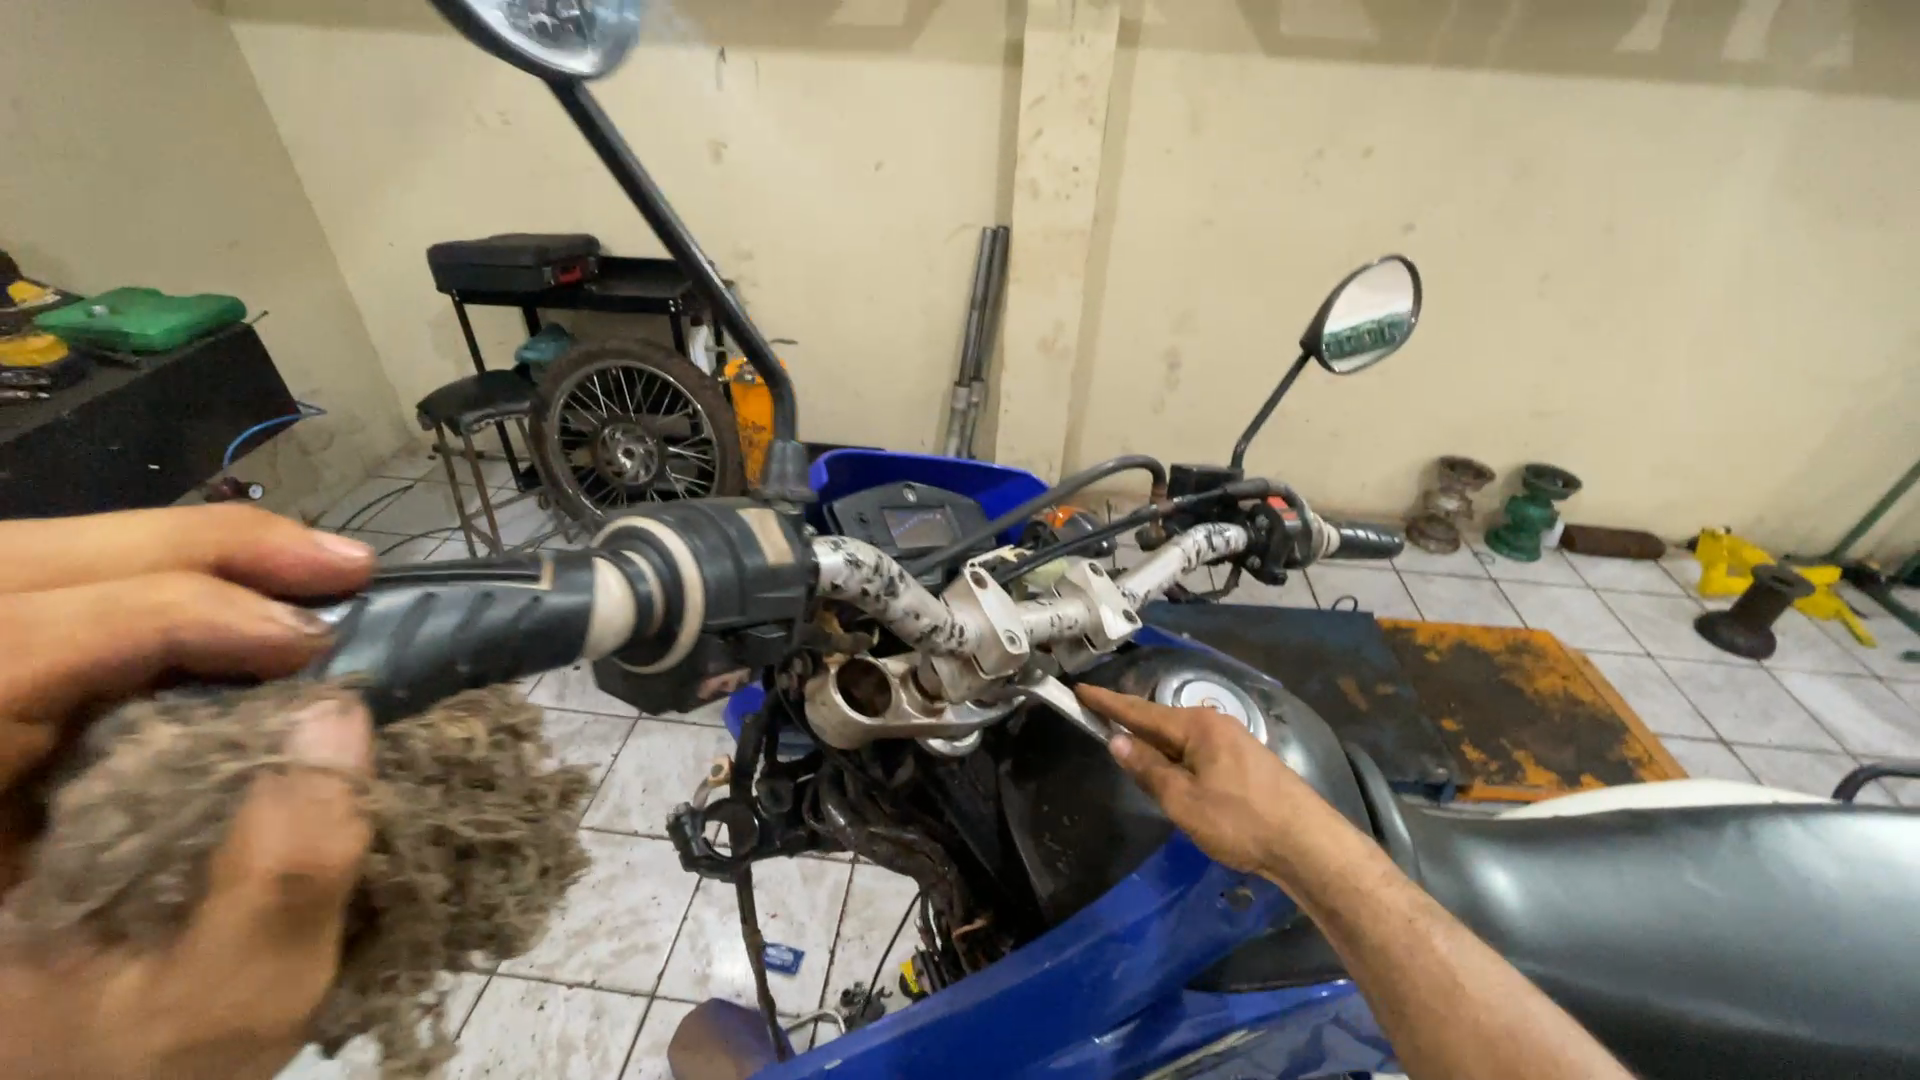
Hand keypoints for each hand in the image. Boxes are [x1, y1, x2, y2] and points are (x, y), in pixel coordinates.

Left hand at [0, 505, 378, 1078]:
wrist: (94, 1078)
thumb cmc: (136, 1070)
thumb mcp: (220, 1007)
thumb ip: (284, 875)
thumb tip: (340, 721)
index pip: (2, 652)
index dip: (164, 614)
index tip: (314, 639)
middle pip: (15, 579)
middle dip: (194, 552)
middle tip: (340, 568)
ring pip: (50, 580)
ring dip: (200, 560)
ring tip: (325, 575)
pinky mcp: (33, 735)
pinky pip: (95, 621)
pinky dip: (195, 595)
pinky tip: (275, 611)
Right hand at [1076, 684, 1326, 877]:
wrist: (1309, 845)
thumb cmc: (1240, 821)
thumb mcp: (1184, 800)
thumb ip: (1148, 769)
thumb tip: (1117, 741)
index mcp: (1197, 726)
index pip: (1141, 711)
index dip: (1108, 703)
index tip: (1081, 690)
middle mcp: (1216, 723)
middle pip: (1161, 720)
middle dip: (1130, 720)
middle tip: (1097, 715)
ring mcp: (1234, 740)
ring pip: (1181, 737)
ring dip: (1154, 741)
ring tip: (1128, 744)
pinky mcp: (1245, 760)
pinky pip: (1197, 749)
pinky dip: (1175, 754)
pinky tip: (1170, 767)